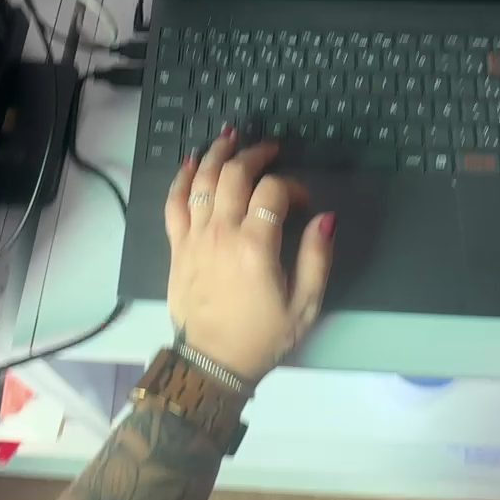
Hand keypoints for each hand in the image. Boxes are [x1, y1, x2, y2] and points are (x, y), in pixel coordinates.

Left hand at [163, 126, 334, 381]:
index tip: (303, 199)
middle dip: (254, 153)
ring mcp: (195, 236)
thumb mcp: (304, 306)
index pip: (273, 191)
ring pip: (202, 180)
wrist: (212, 364)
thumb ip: (317, 258)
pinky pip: (174, 203)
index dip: (292, 186)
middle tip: (269, 147)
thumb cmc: (262, 336)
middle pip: (234, 174)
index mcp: (256, 246)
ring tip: (230, 135)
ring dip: (217, 153)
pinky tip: (191, 162)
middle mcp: (222, 232)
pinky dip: (181, 178)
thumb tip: (326, 218)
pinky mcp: (177, 246)